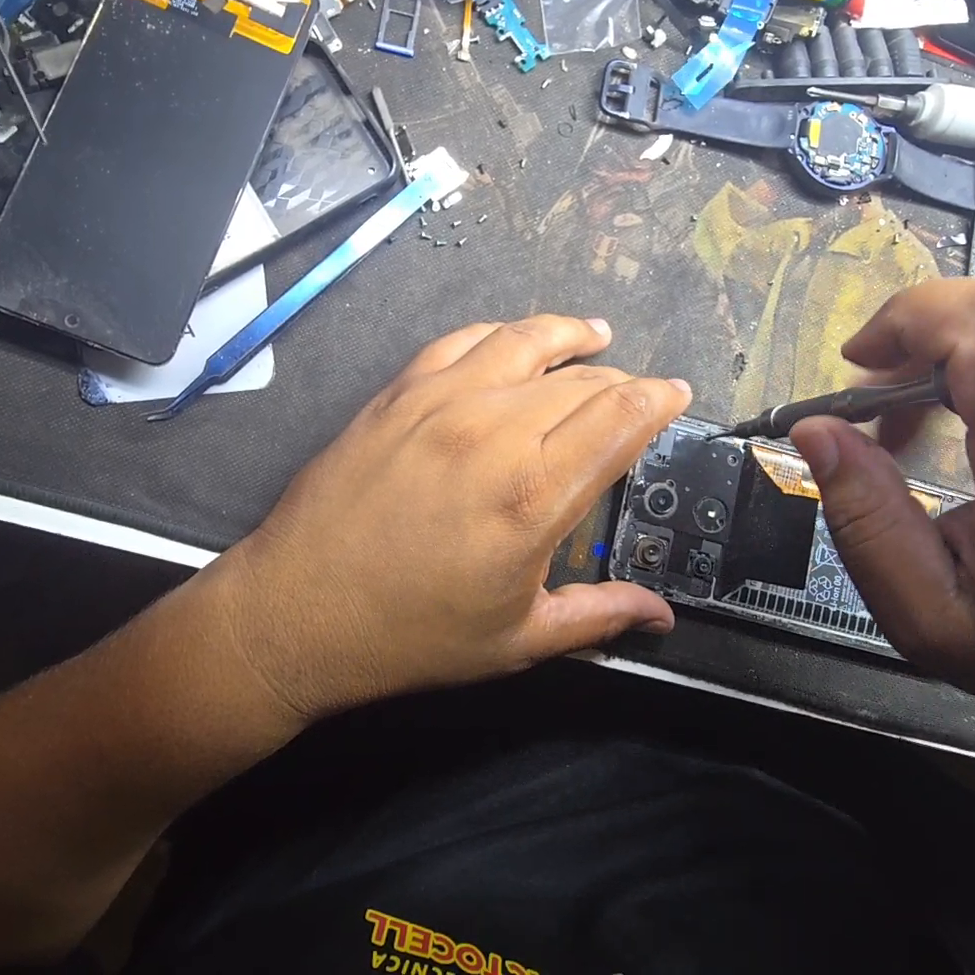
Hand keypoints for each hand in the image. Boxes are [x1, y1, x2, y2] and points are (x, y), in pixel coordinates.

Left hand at [209, 315, 692, 721]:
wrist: (299, 612)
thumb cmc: (410, 636)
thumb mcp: (516, 641)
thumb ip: (598, 616)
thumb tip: (662, 616)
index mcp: (535, 497)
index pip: (619, 420)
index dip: (658, 400)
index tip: (675, 394)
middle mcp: (494, 433)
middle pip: (580, 383)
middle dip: (621, 382)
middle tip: (635, 392)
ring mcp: (440, 403)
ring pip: (525, 343)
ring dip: (569, 334)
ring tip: (596, 334)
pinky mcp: (398, 394)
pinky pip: (461, 341)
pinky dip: (500, 333)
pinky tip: (514, 338)